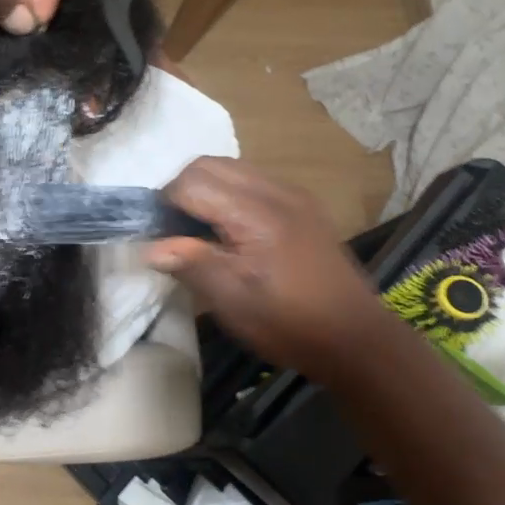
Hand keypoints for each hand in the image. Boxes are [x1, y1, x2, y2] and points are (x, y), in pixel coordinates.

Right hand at [147, 158, 394, 372]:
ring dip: (205, 191)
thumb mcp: (230, 298)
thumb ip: (189, 263)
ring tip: (201, 234)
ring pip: (231, 169)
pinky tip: (231, 233)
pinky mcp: (303, 206)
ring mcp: (293, 196)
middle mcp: (275, 191)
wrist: (355, 338)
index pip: (191, 182)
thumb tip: (149, 247)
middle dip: (182, 191)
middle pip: (209, 165)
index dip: (166, 206)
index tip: (161, 239)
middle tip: (176, 233)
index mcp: (255, 212)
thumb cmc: (287, 322)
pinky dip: (229, 196)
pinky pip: (253, 182)